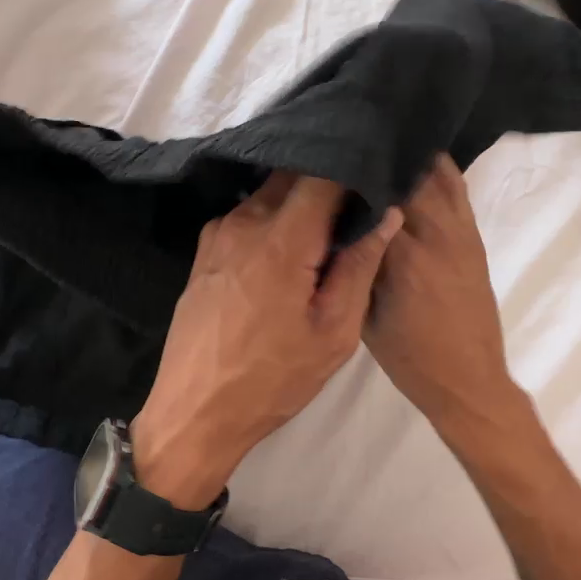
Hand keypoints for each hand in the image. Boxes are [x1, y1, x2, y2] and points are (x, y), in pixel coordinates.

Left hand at [133, 173, 402, 508]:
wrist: (195, 413)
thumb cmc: (273, 380)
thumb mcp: (333, 334)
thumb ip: (359, 266)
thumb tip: (385, 213)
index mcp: (281, 240)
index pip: (322, 172)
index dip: (353, 166)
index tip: (378, 173)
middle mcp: (243, 221)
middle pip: (293, 174)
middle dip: (328, 179)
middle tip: (360, 203)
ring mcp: (217, 232)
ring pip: (269, 193)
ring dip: (300, 201)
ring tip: (329, 229)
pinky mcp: (204, 250)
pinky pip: (247, 215)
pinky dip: (274, 218)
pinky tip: (289, 249)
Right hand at [365, 156, 520, 435]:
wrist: (467, 378)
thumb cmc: (408, 356)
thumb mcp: (364, 315)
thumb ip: (355, 265)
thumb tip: (338, 224)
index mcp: (401, 256)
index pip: (371, 196)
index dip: (348, 174)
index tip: (326, 158)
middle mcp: (434, 234)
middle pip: (402, 176)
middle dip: (375, 158)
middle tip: (346, 140)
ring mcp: (459, 232)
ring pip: (431, 174)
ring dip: (406, 157)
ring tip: (377, 139)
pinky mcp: (473, 236)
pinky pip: (456, 187)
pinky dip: (436, 167)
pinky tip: (417, 153)